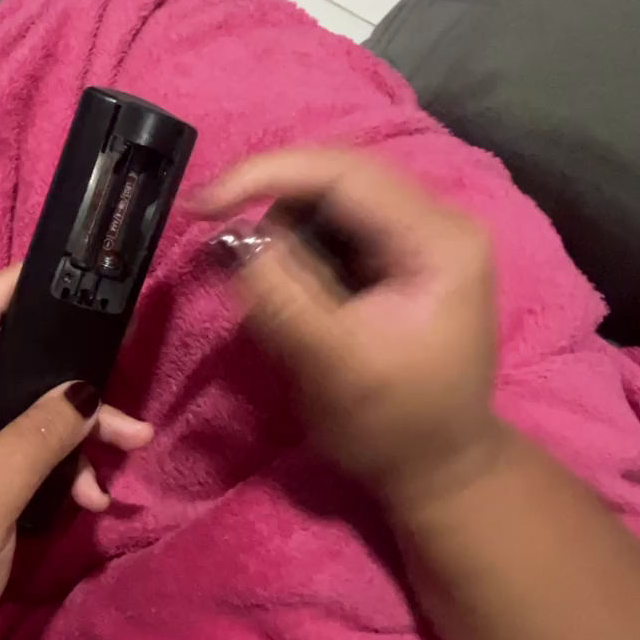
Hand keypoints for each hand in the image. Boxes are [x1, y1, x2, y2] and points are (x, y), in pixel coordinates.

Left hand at [0, 267, 153, 639]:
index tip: (66, 269)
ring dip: (74, 427)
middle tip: (124, 387)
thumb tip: (84, 389)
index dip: (13, 289)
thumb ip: (37, 437)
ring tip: (130, 447)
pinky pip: (20, 444)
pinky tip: (91, 495)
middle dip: (68, 376)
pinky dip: (57, 461)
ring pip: (23, 406)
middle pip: (7, 363)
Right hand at [195, 149, 505, 511]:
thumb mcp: (333, 365)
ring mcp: (410, 238)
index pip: (344, 174)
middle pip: (331, 178)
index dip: (266, 175)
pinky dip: (288, 252)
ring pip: (321, 202)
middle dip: (267, 207)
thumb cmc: (394, 424)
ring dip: (276, 236)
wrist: (435, 466)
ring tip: (269, 296)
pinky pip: (323, 230)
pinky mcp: (387, 257)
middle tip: (220, 245)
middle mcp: (430, 222)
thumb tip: (230, 238)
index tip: (203, 206)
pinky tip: (287, 295)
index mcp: (436, 240)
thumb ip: (281, 296)